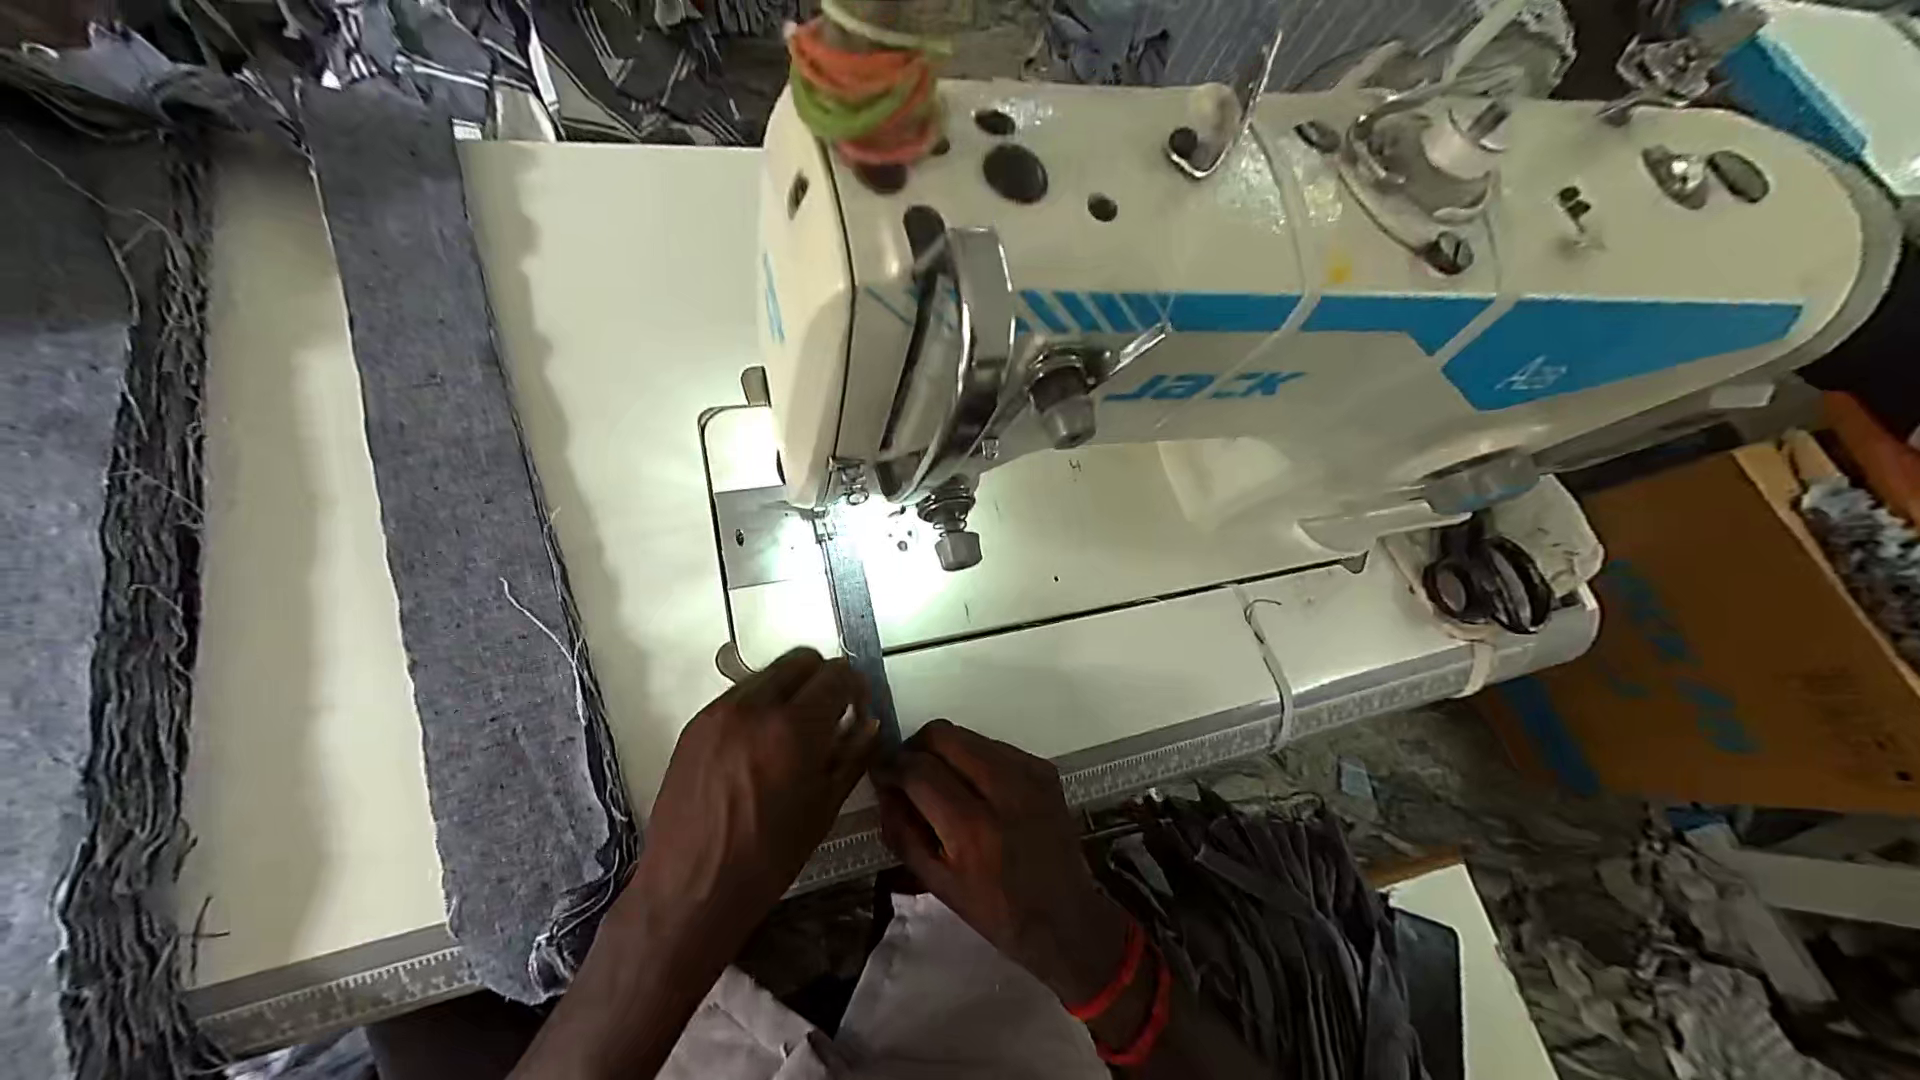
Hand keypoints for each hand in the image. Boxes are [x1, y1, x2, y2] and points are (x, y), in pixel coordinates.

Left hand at [513, 649, 875, 1079]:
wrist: (689, 889)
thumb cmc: (768, 857)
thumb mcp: (824, 807)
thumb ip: (853, 754)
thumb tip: (870, 723)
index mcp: (793, 728)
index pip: (838, 674)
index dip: (856, 687)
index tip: (859, 709)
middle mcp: (755, 706)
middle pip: (802, 659)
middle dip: (824, 679)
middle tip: (832, 713)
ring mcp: (719, 711)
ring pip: (769, 673)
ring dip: (792, 689)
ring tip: (795, 730)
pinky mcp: (696, 724)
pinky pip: (741, 694)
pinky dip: (761, 704)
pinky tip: (762, 744)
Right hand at [875, 720, 1129, 1004]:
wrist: (1066, 916)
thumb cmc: (996, 911)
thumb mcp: (937, 883)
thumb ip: (903, 830)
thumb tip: (885, 788)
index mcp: (972, 828)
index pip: (919, 770)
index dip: (891, 766)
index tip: (881, 774)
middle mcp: (1003, 789)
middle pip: (943, 735)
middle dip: (915, 748)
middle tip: (907, 772)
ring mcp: (1028, 773)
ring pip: (967, 734)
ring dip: (943, 750)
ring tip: (938, 780)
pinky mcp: (1043, 768)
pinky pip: (993, 745)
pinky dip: (972, 757)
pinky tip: (973, 786)